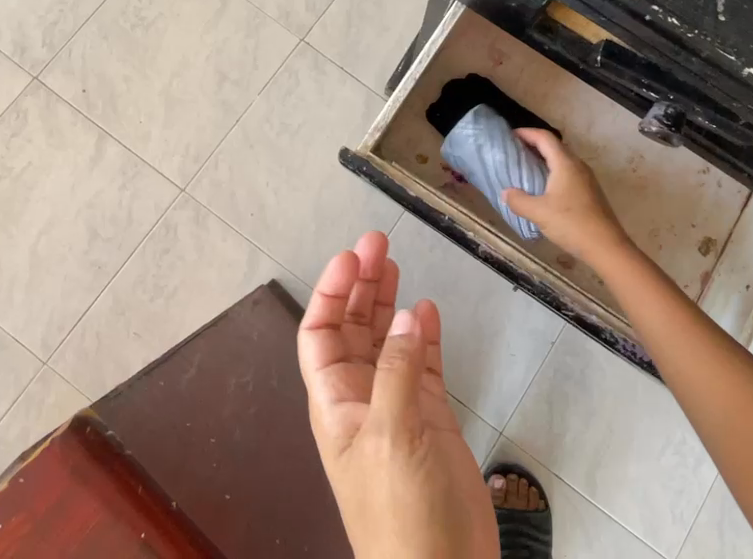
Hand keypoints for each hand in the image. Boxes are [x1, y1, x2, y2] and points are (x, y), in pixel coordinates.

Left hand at [298, 231, 497, 558]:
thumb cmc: (403, 511)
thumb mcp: (392, 437)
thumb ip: (398, 371)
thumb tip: (409, 314)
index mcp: (337, 403)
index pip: (321, 336)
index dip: (332, 294)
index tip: (351, 257)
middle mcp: (362, 398)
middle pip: (354, 329)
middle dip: (361, 285)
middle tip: (378, 242)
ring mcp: (398, 407)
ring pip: (388, 340)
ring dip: (389, 302)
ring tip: (396, 261)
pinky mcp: (431, 418)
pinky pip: (423, 365)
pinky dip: (426, 336)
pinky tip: (429, 309)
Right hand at [503, 129, 633, 264]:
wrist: (606, 247)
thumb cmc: (572, 224)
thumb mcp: (539, 212)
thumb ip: (518, 200)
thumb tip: (506, 193)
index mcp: (565, 164)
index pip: (545, 138)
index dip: (527, 133)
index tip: (510, 135)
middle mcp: (577, 166)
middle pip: (555, 146)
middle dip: (534, 145)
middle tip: (514, 151)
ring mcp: (586, 179)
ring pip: (562, 160)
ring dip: (544, 160)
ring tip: (525, 167)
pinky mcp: (589, 192)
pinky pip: (568, 173)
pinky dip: (552, 172)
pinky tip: (543, 187)